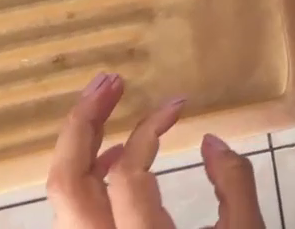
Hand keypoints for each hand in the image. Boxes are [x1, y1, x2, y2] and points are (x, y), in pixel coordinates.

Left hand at [48, 72, 263, 228]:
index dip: (151, 129)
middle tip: (109, 80)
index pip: (129, 175)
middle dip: (81, 124)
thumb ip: (235, 182)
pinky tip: (111, 161)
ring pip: (59, 201)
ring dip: (79, 148)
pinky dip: (85, 180)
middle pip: (66, 185)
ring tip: (106, 108)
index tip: (181, 103)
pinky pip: (72, 218)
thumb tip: (208, 140)